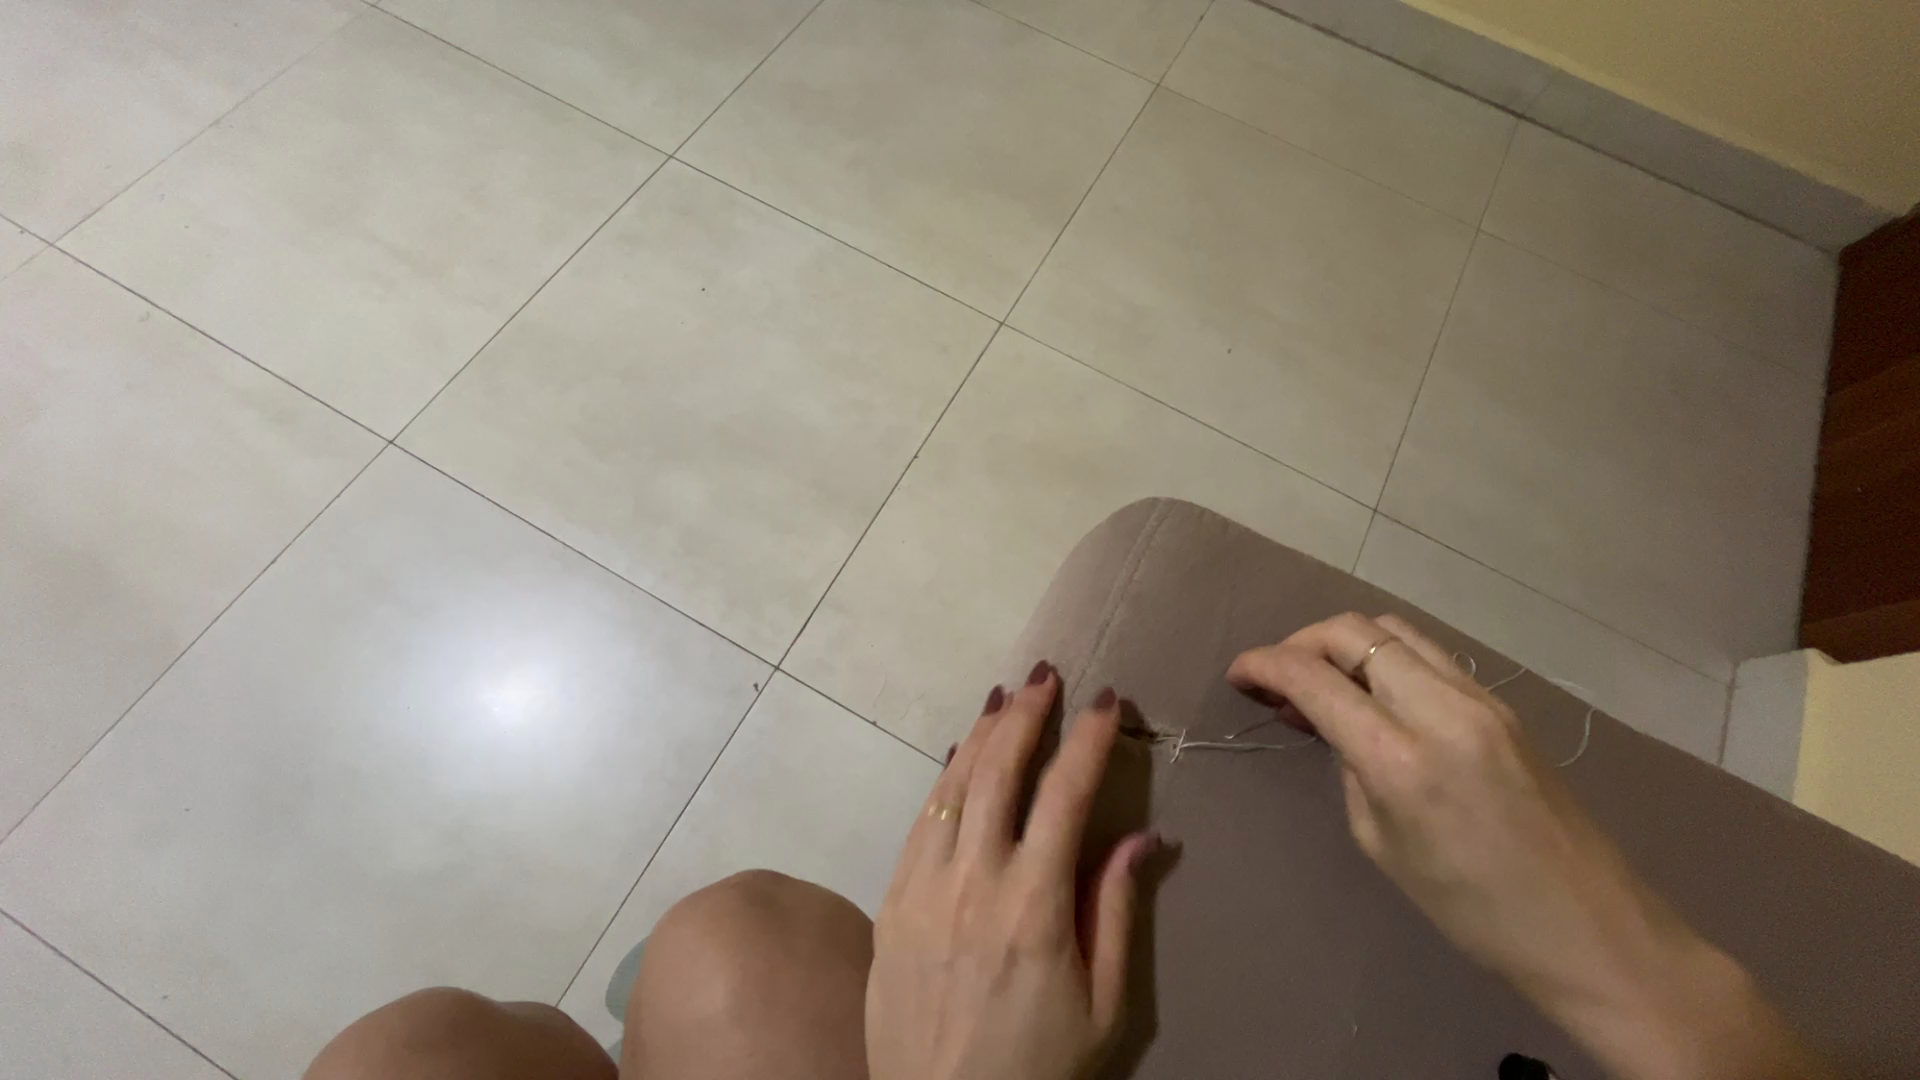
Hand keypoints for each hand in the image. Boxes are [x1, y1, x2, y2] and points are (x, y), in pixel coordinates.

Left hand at [867, 663, 1157, 1079]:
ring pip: (954, 785)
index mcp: (1034, 905)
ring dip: (981, 733)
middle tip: (1047, 676)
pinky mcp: (893, 898)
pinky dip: (944, 777)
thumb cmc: (1038, 1066)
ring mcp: (924, 885)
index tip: (1107, 702)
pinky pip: (921, 819)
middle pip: (1000, 771)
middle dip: (1026, 714)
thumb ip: (1116, 912)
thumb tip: (1141, 837)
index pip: (1065, 796)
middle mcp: (974, 880)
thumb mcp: (1104, 1008)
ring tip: (1004, 696)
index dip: (1088, 740)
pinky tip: (959, 754)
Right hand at [1228, 613, 1833, 1079]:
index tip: (1238, 673)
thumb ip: (1351, 766)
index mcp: (1399, 757)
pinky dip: (1382, 656)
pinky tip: (1371, 692)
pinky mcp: (1502, 705)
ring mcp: (1480, 699)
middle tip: (1277, 678)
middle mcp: (1440, 709)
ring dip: (1343, 642)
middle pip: (1352, 630)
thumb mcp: (1380, 842)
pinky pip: (1426, 653)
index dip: (1262, 664)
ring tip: (1323, 680)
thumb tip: (1335, 723)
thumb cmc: (1471, 909)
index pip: (1312, 676)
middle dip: (1299, 641)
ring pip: (1392, 629)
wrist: (1596, 933)